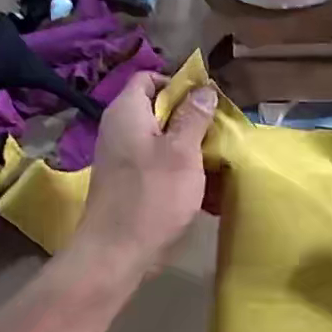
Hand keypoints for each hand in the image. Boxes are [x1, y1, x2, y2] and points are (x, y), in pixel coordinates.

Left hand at [75, 72, 216, 271]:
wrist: (115, 254)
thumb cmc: (152, 196)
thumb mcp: (182, 152)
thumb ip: (194, 116)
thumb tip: (203, 88)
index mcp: (127, 112)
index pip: (149, 78)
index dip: (178, 83)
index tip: (206, 101)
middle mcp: (119, 129)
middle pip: (157, 108)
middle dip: (190, 117)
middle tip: (217, 132)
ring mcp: (120, 157)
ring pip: (160, 138)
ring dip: (188, 146)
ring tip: (214, 160)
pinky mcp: (126, 181)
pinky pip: (156, 163)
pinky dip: (177, 168)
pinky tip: (200, 186)